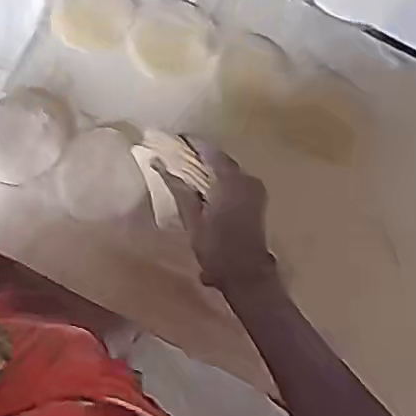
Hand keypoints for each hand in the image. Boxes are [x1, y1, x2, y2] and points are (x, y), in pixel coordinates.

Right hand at [159, 139, 278, 293]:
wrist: (247, 275)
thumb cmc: (216, 247)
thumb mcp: (192, 218)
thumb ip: (178, 188)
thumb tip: (158, 163)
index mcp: (230, 180)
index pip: (208, 150)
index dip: (191, 142)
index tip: (173, 139)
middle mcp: (246, 178)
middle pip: (219, 158)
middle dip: (199, 155)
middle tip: (176, 156)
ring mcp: (255, 189)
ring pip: (228, 169)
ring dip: (210, 168)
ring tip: (187, 172)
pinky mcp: (257, 199)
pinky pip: (235, 180)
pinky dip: (220, 179)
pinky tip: (205, 187)